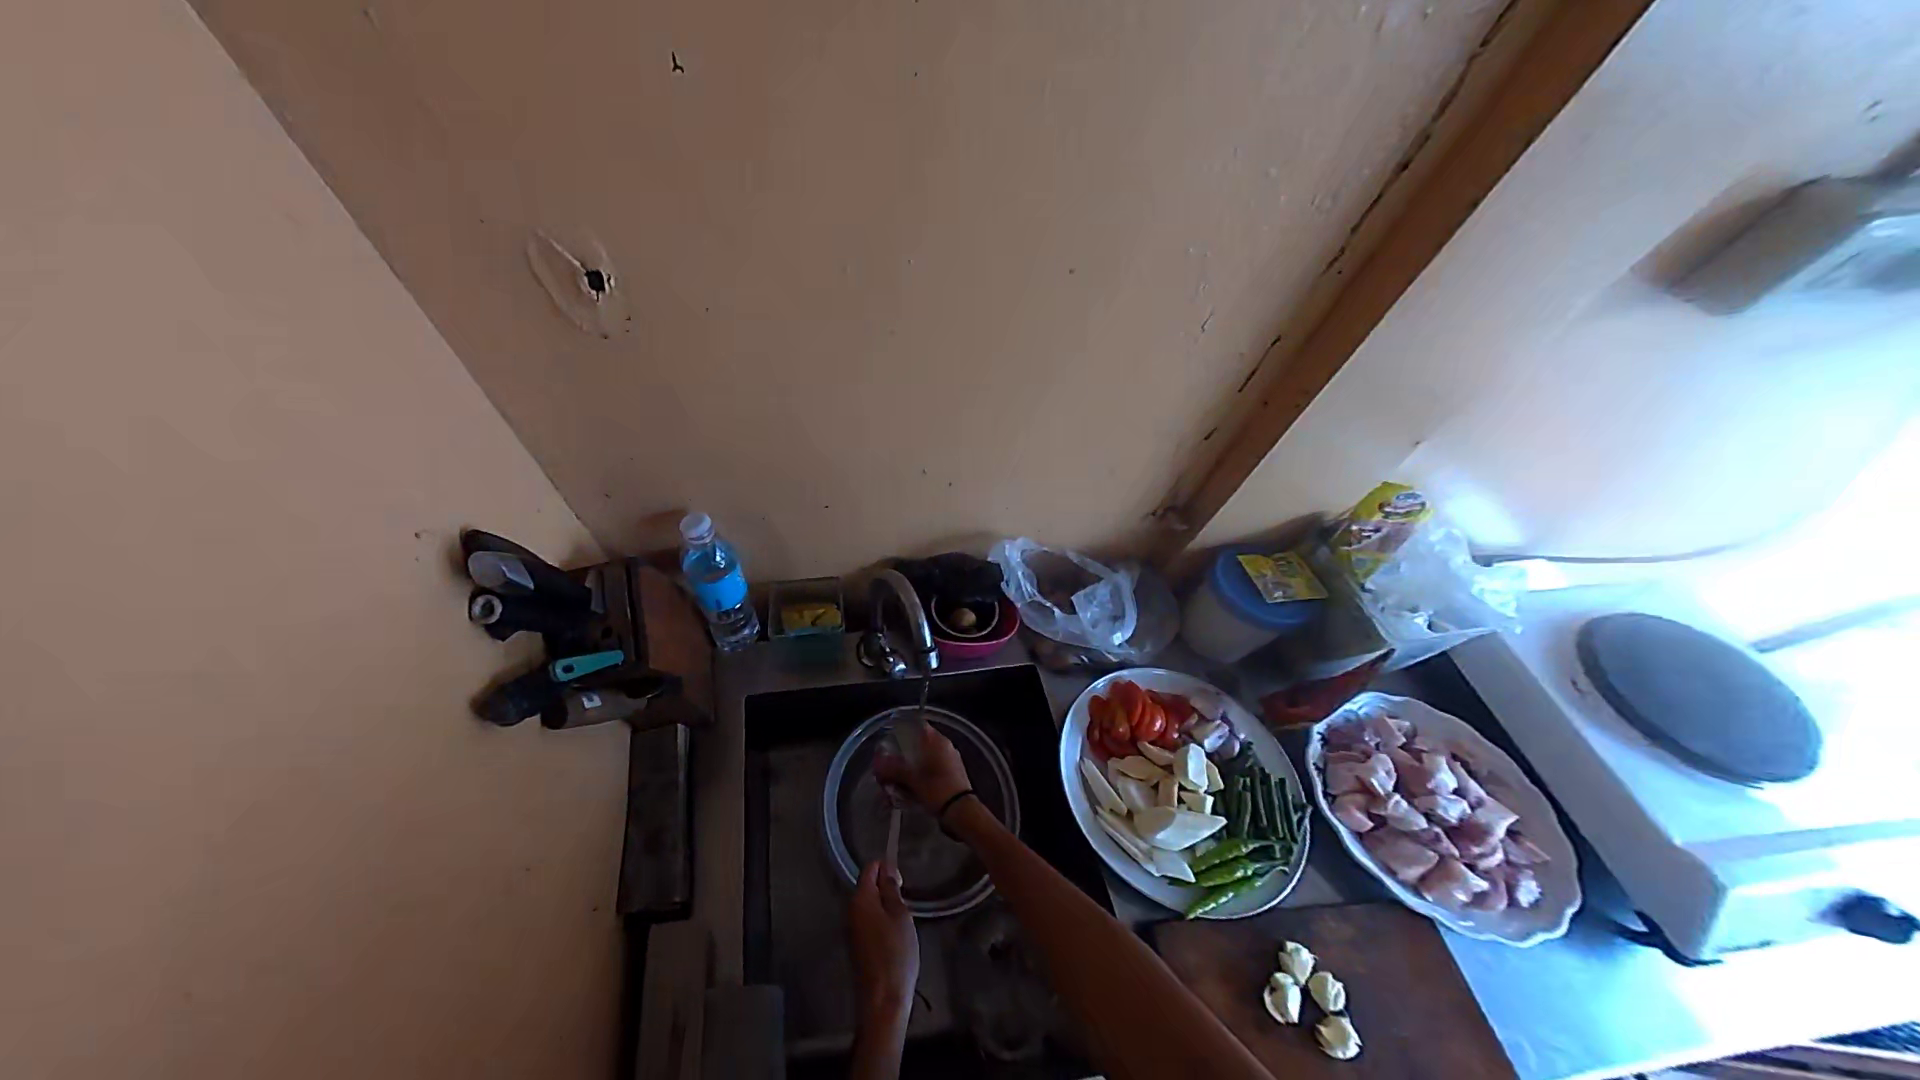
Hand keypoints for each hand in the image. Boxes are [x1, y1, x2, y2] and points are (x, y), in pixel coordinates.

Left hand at [849, 861, 919, 1030]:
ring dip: (884, 903)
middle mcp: (850, 910)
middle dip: (885, 885)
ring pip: (868, 904)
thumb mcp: (900, 916)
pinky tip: (894, 931)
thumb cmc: (896, 953)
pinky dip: (880, 919)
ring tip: (903, 915)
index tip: (902, 877)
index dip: (886, 867)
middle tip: (906, 897)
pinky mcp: (856, 944)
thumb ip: (891, 889)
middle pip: (866, 886)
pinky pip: (867, 920)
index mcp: (860, 899)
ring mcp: (851, 929)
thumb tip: (886, 870)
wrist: (883, 999)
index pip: (869, 869)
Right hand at [873, 724, 972, 812]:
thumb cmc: (936, 789)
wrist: (961, 810)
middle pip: (918, 745)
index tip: (889, 742)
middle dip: (901, 758)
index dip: (902, 731)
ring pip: (923, 760)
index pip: (917, 726)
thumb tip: (877, 762)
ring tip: (896, 786)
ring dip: (909, 771)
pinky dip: (919, 778)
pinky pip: (931, 771)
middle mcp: (945, 746)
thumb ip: (892, 768)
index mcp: (937, 741)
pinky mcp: (952, 774)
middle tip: (889, 771)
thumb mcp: (911, 779)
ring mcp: (950, 760)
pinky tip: (909, 792)